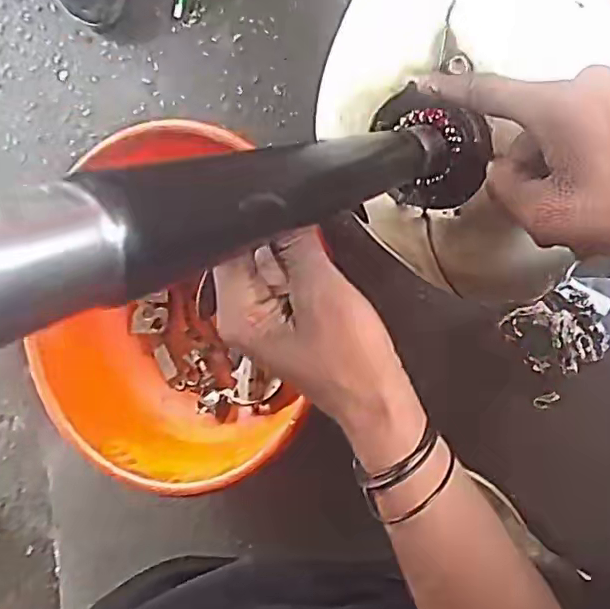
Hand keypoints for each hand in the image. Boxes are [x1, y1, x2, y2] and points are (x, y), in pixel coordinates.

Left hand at [213, 229, 423, 453]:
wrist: (379, 398)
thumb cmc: (353, 363)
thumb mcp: (325, 291)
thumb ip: (300, 245)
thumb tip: (286, 210)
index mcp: (238, 316)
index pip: (231, 250)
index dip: (259, 226)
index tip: (285, 215)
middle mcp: (243, 319)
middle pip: (250, 256)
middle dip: (281, 243)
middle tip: (312, 257)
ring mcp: (265, 320)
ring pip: (273, 266)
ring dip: (298, 259)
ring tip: (323, 281)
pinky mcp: (287, 320)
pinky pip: (289, 282)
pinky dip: (307, 275)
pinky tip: (326, 287)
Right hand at [418, 66, 609, 271]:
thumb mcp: (554, 216)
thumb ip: (507, 191)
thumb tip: (504, 171)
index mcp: (561, 102)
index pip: (491, 92)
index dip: (452, 91)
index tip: (425, 84)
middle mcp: (588, 81)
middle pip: (532, 125)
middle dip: (532, 166)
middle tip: (554, 209)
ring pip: (563, 130)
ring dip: (562, 167)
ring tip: (591, 207)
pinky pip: (593, 126)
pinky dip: (589, 158)